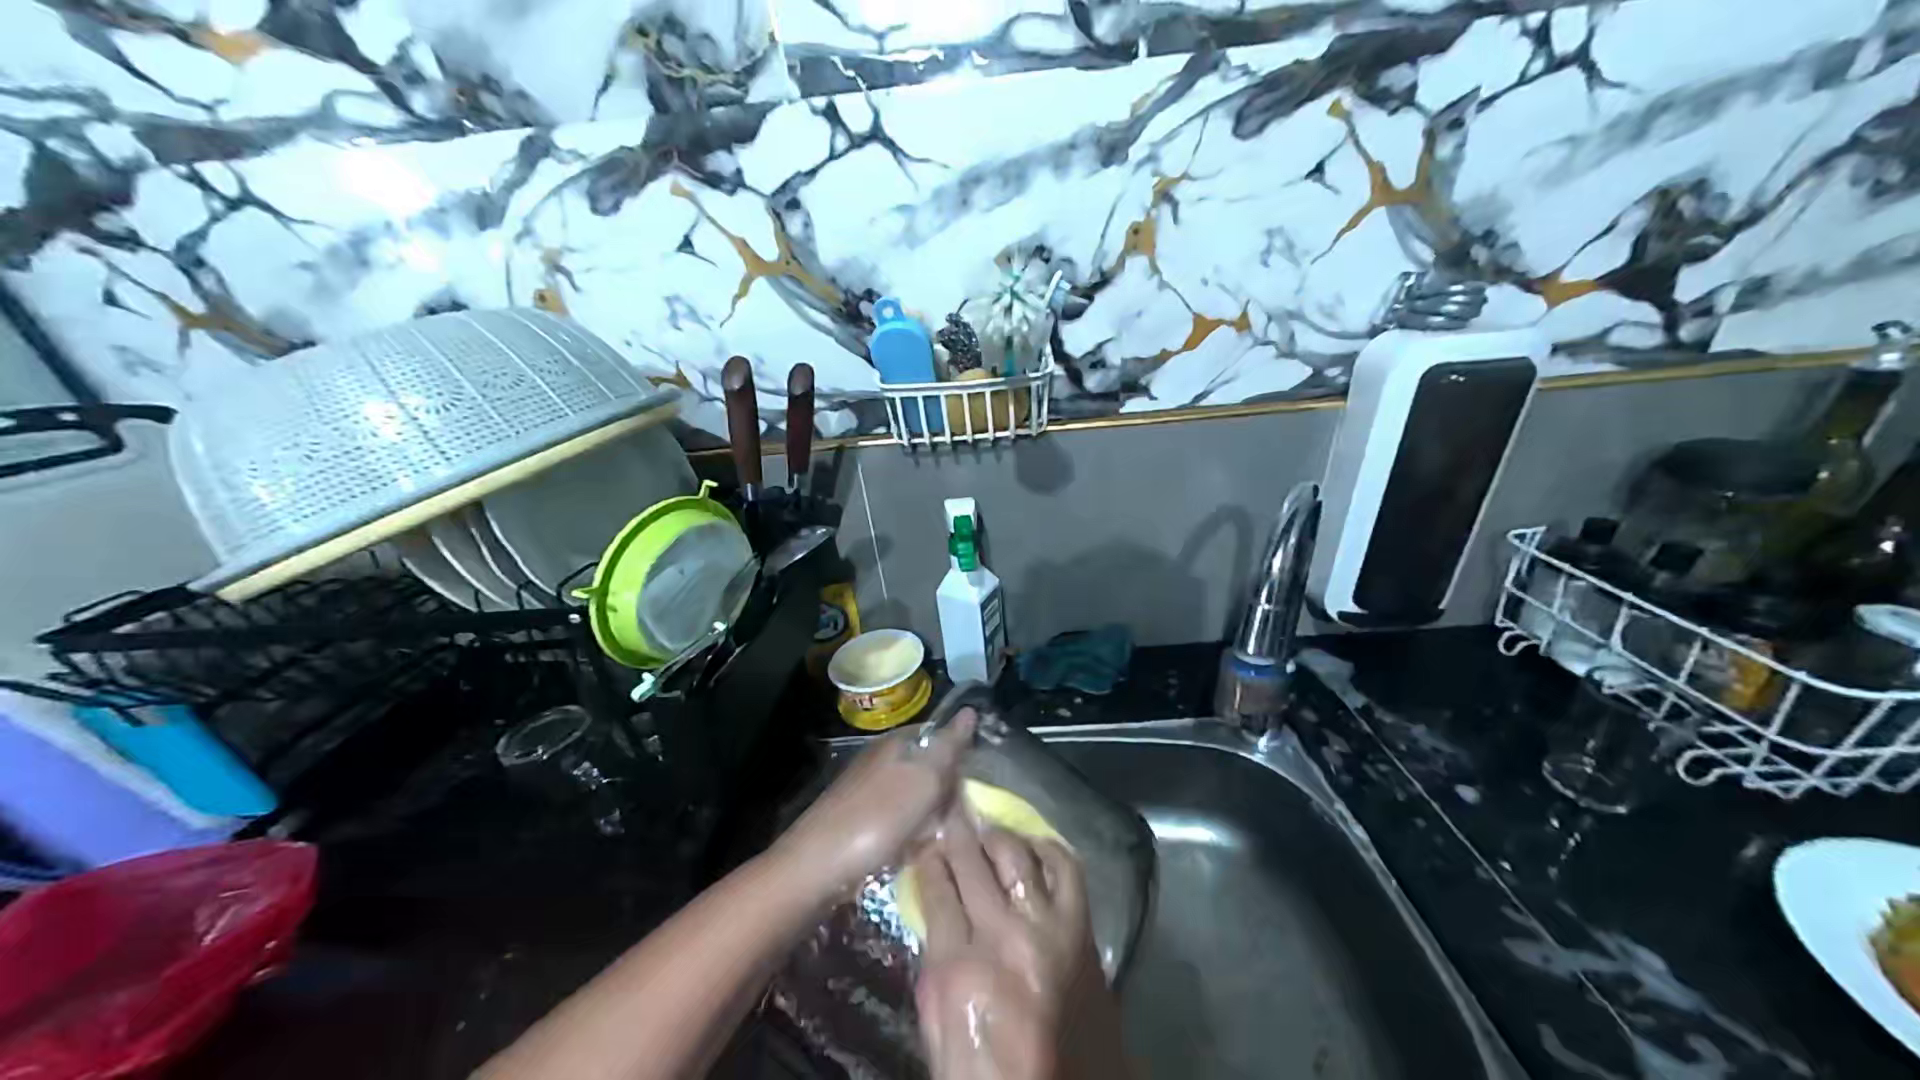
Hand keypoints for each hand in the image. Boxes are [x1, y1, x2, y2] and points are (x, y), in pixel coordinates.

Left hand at [773, 709, 975, 904]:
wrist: (817, 865)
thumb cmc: (878, 817)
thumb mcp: (923, 777)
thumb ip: (949, 745)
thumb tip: (970, 710)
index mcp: (899, 741)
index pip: (942, 733)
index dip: (962, 754)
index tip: (979, 782)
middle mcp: (884, 757)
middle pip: (932, 767)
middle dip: (947, 790)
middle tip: (959, 815)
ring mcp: (870, 787)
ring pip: (918, 796)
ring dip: (931, 816)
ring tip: (938, 836)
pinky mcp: (862, 817)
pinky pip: (901, 819)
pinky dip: (911, 833)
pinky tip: (914, 849)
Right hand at [911, 815, 1124, 1079]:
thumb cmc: (986, 1070)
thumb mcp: (939, 1021)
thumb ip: (936, 958)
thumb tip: (935, 908)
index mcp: (959, 968)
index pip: (936, 890)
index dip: (927, 861)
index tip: (924, 846)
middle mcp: (1003, 937)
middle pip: (973, 864)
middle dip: (956, 834)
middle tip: (949, 815)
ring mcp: (1047, 929)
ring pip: (1016, 855)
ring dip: (997, 836)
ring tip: (986, 830)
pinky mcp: (1081, 931)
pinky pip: (1066, 870)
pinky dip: (1046, 849)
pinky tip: (1032, 845)